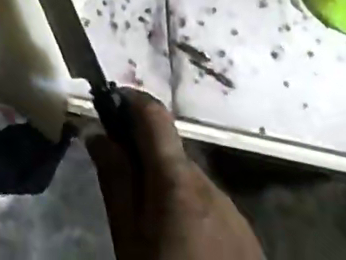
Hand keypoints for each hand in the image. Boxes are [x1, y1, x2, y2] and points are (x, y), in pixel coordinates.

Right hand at [88, 90, 263, 259]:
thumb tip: (97, 132)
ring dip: (166, 187)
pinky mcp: (247, 236)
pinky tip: (180, 245)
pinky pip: (209, 207)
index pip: (154, 114)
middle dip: (143, 156)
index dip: (130, 99)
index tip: (108, 102)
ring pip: (189, 181)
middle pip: (170, 152)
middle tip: (117, 179)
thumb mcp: (127, 238)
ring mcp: (233, 209)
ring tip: (148, 224)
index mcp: (177, 178)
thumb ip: (114, 180)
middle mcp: (209, 183)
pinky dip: (189, 211)